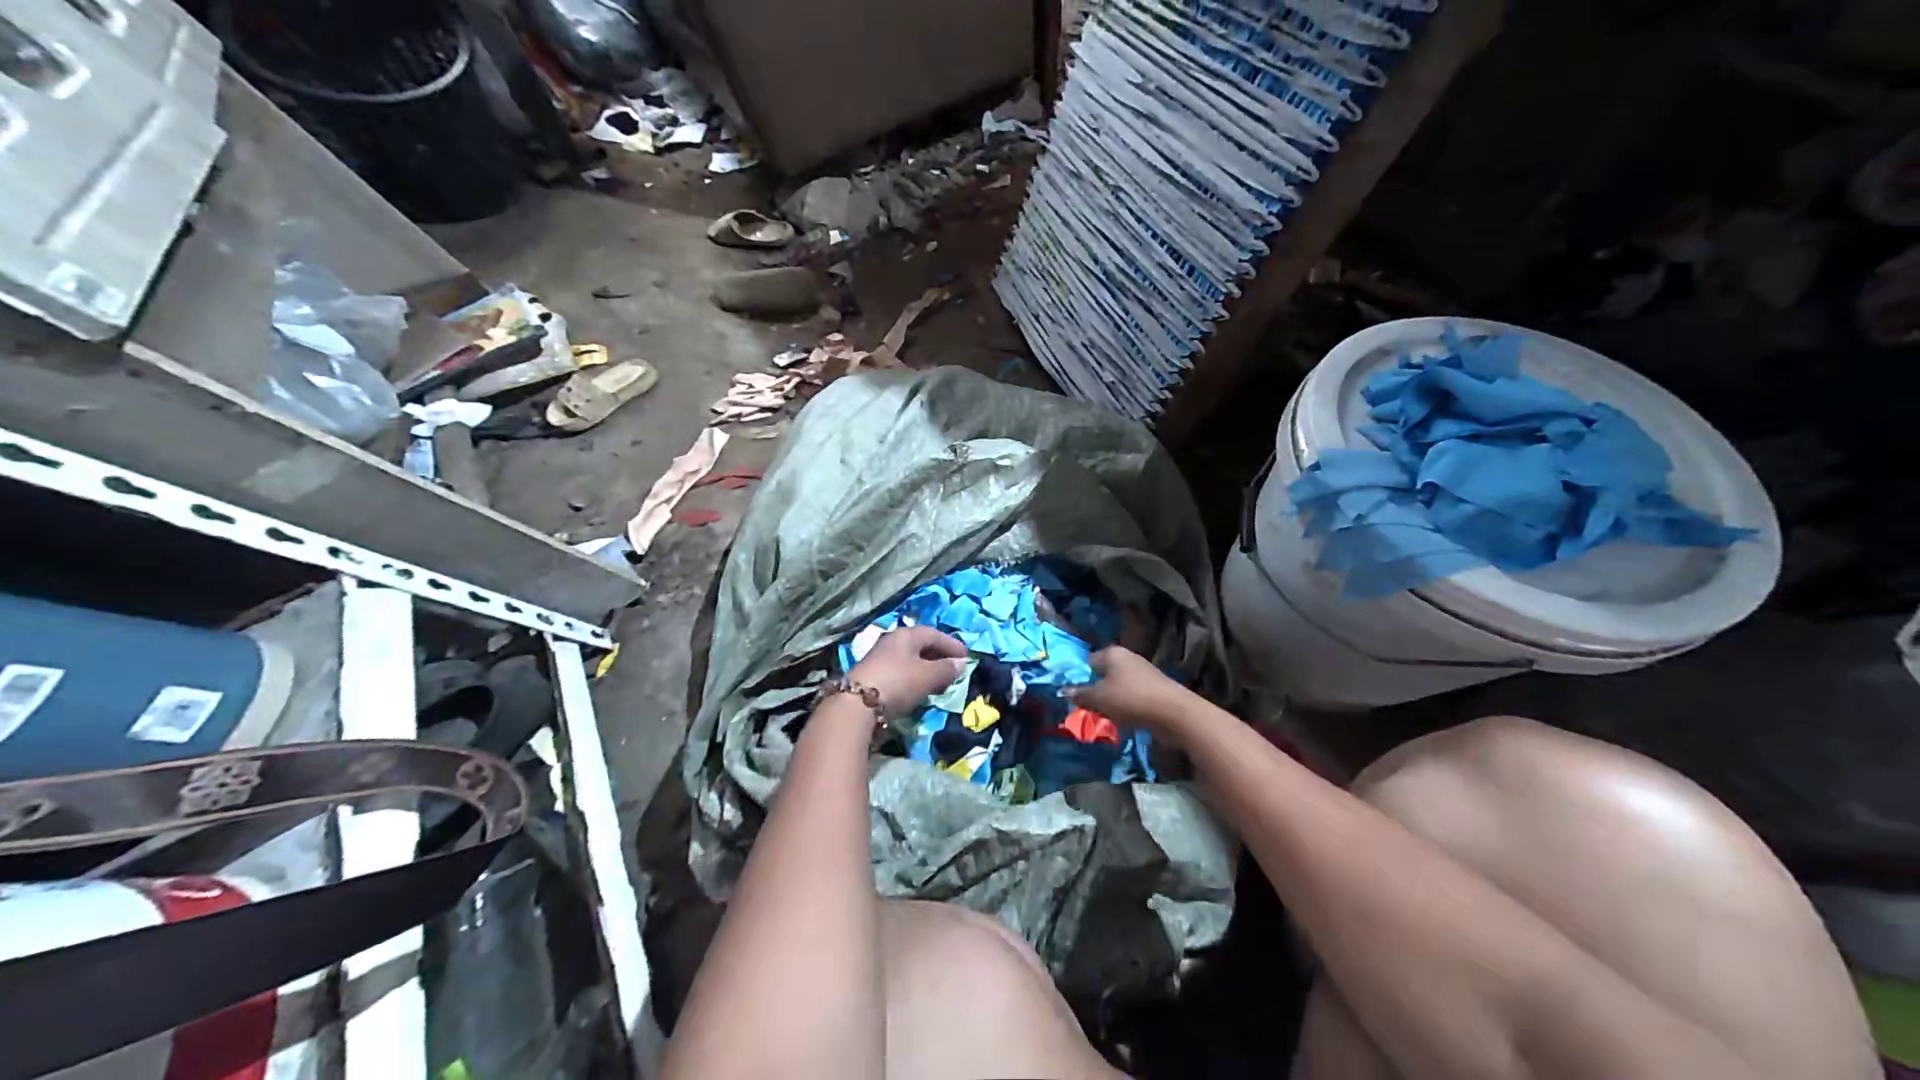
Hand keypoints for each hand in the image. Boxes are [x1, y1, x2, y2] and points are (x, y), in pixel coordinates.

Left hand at [847, 626, 967, 713]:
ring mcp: (880, 657)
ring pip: (910, 658)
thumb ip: (946, 669)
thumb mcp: (927, 676)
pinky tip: (920, 688)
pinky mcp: (873, 674)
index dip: (952, 644)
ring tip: (940, 680)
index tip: (967, 656)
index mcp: (906, 634)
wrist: (857, 704)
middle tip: (954, 667)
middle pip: (921, 644)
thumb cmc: (898, 682)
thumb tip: (961, 663)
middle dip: (939, 655)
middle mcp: (892, 640)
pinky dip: (915, 676)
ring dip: (927, 667)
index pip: (934, 634)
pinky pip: (901, 670)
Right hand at [1065, 646, 1193, 736]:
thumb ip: (1079, 694)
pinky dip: (1126, 707)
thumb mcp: (1098, 698)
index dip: (1078, 678)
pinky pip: (1132, 697)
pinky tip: (1123, 720)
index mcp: (1112, 653)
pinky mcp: (1154, 689)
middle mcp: (1127, 658)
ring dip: (1110, 701)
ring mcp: (1143, 673)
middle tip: (1086, 709)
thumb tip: (1064, 691)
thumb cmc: (1130, 699)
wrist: (1173, 713)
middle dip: (1095, 691)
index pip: (1087, 661)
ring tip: (1104, 718)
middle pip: (1103, 674)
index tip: (1073, 696)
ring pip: (1118, 687)